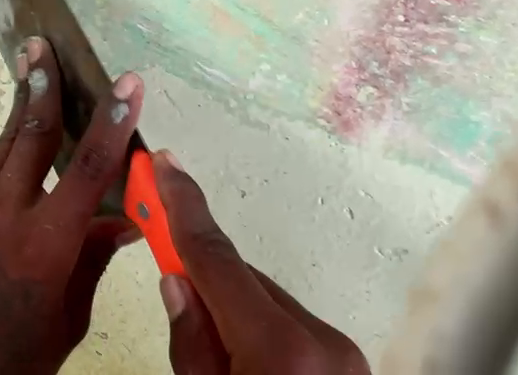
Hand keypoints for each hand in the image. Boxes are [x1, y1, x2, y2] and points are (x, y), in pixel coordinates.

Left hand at [0, 37, 143, 374]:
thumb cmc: (23, 350)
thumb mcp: (72, 311)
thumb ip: (95, 256)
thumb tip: (126, 218)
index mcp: (49, 240)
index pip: (89, 169)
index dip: (112, 123)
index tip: (129, 84)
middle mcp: (9, 210)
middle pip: (35, 134)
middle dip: (48, 86)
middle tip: (51, 44)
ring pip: (1, 138)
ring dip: (18, 95)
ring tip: (27, 55)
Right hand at [155, 152, 371, 373]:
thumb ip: (190, 343)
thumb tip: (179, 282)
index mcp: (279, 349)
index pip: (214, 254)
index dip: (180, 203)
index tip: (162, 164)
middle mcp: (322, 342)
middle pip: (240, 279)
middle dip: (204, 278)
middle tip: (174, 291)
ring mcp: (347, 357)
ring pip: (266, 305)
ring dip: (235, 312)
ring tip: (221, 360)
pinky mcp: (355, 369)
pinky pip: (292, 330)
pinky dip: (263, 333)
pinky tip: (251, 365)